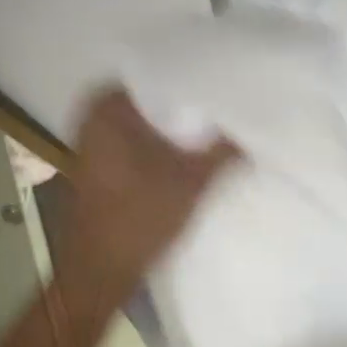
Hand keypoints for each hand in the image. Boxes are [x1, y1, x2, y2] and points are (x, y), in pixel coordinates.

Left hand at [56, 89, 239, 297]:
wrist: (99, 271)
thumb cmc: (139, 221)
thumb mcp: (191, 184)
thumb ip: (223, 151)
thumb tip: (254, 126)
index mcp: (108, 106)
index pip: (161, 75)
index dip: (197, 82)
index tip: (228, 88)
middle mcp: (93, 114)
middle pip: (154, 100)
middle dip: (189, 109)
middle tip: (228, 110)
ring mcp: (92, 140)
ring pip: (147, 124)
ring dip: (177, 132)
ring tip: (216, 133)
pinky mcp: (98, 165)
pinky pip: (137, 143)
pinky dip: (161, 147)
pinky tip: (190, 157)